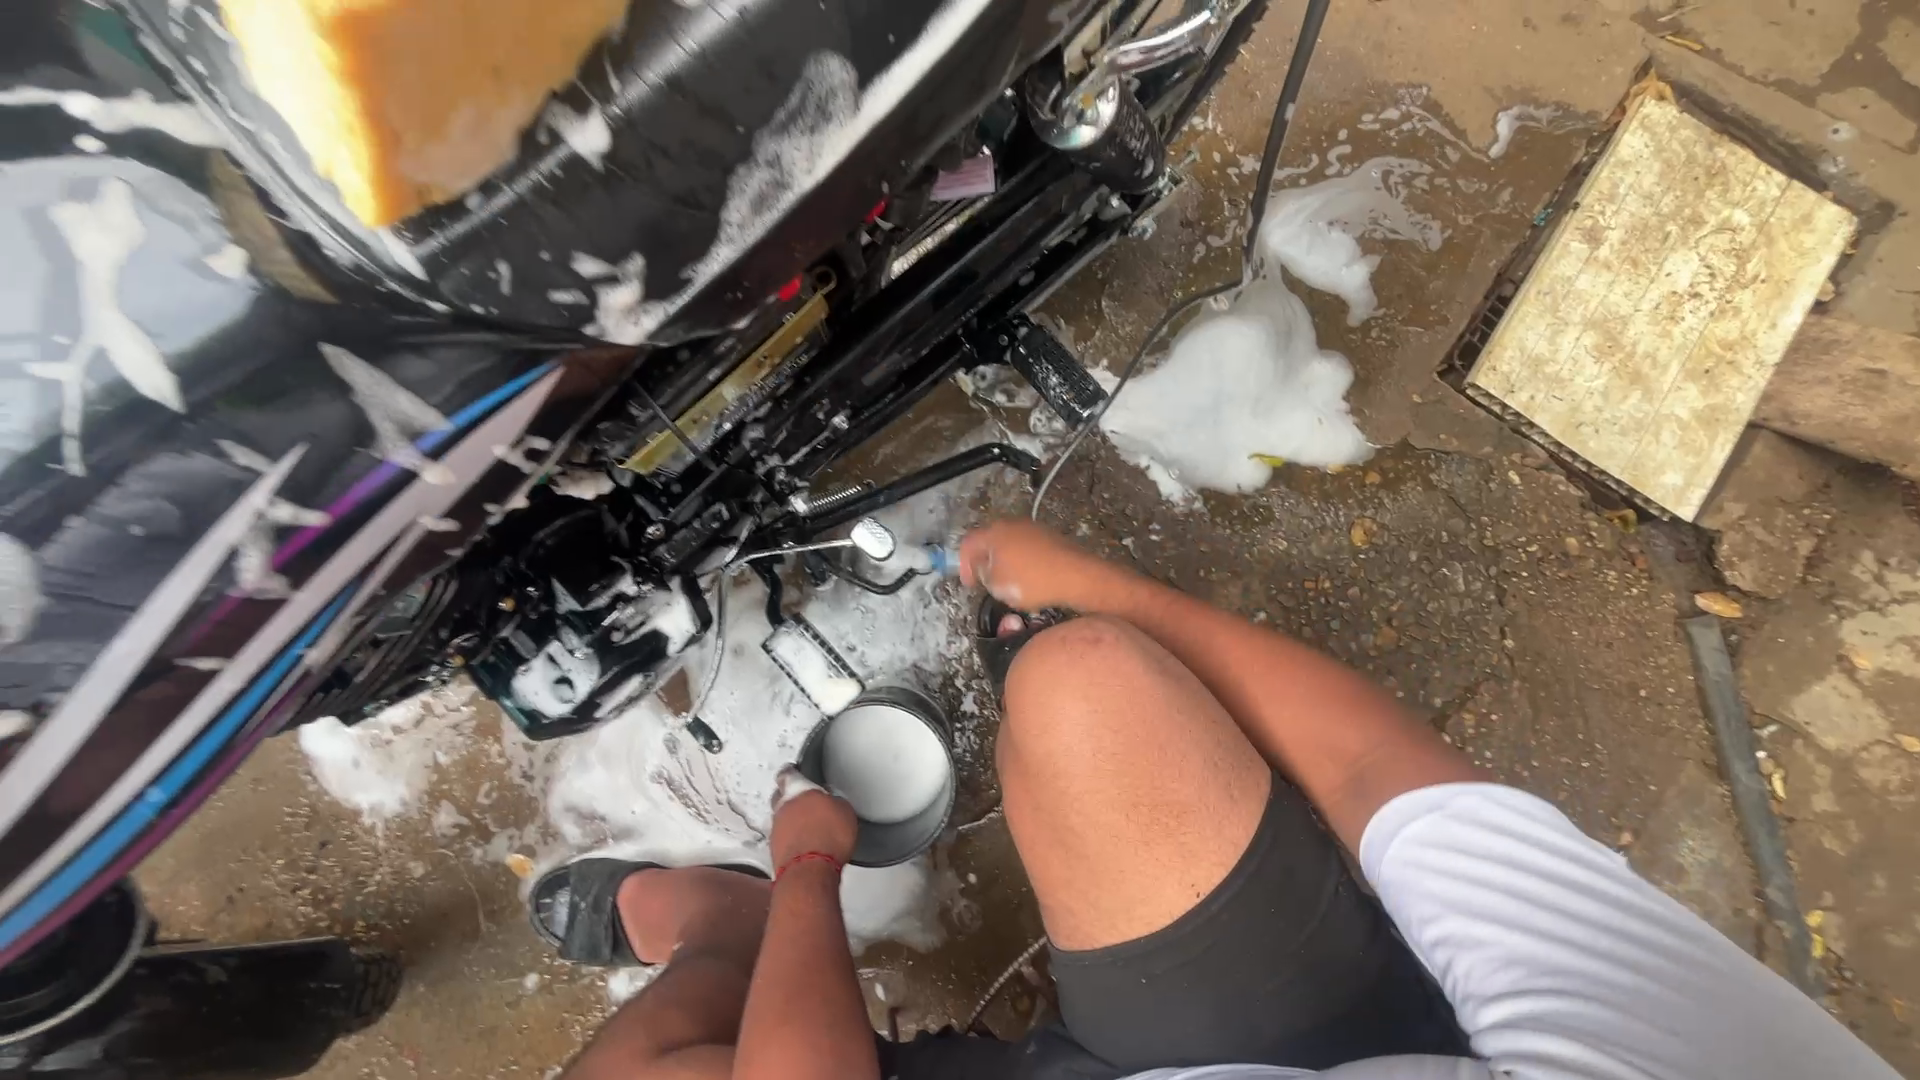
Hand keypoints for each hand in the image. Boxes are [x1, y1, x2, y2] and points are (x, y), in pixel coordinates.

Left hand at [770, 766, 857, 867]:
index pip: (788, 774)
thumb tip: (832, 803)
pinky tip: (805, 842)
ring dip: (791, 819)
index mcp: (798, 790)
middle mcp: (782, 807)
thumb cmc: (828, 836)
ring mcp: (776, 830)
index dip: (791, 772)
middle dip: (789, 796)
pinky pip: (783, 837)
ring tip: (809, 825)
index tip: (793, 770)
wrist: (810, 871)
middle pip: (780, 795)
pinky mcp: (775, 850)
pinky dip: (791, 837)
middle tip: (802, 798)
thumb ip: (834, 801)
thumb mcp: (845, 811)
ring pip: (781, 818)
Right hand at [958, 520, 1131, 611]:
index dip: (963, 564)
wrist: (1077, 576)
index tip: (970, 583)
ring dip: (1004, 561)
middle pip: (989, 540)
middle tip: (985, 580)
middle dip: (985, 560)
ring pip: (1010, 543)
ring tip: (1008, 582)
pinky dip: (1023, 561)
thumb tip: (986, 569)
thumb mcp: (997, 586)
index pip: (968, 543)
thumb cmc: (1031, 581)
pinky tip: (1029, 578)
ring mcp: (1034, 528)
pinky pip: (1028, 548)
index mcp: (994, 532)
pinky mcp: (1051, 536)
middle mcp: (1012, 524)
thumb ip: (984, 575)